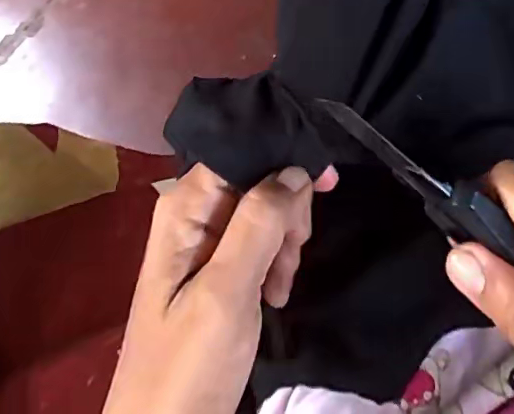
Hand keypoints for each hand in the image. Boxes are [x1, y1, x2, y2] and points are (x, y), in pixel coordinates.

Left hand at [103, 162, 336, 413]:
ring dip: (287, 238)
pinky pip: (262, 237)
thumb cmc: (188, 366)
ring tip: (282, 282)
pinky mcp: (218, 265)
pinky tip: (277, 289)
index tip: (327, 185)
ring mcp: (205, 239)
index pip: (246, 148)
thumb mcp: (226, 294)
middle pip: (262, 175)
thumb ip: (259, 223)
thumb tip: (295, 168)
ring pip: (268, 206)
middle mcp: (194, 212)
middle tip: (293, 254)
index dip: (288, 158)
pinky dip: (279, 257)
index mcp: (186, 206)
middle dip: (289, 209)